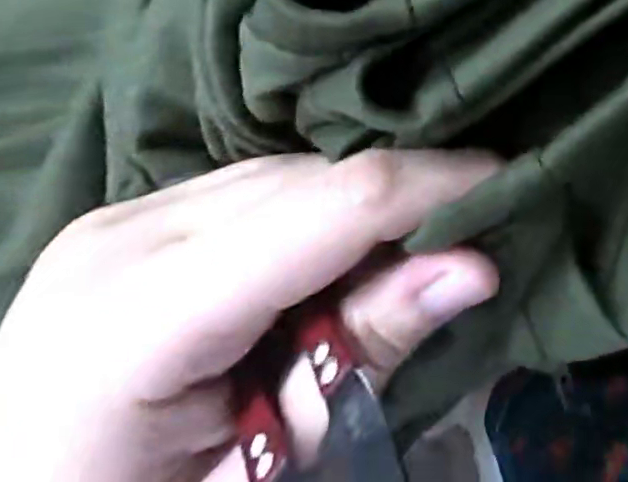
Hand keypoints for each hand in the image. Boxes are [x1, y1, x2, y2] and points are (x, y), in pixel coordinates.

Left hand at [0, 149, 500, 481]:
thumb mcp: (260, 479)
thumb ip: (365, 355)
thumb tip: (476, 265)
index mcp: (137, 314)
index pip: (329, 206)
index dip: (432, 185)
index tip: (511, 179)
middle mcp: (124, 232)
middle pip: (311, 180)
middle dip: (404, 199)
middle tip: (469, 237)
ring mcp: (115, 216)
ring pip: (285, 175)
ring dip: (356, 211)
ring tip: (396, 266)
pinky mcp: (123, 219)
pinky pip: (250, 191)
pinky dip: (309, 217)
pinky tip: (325, 265)